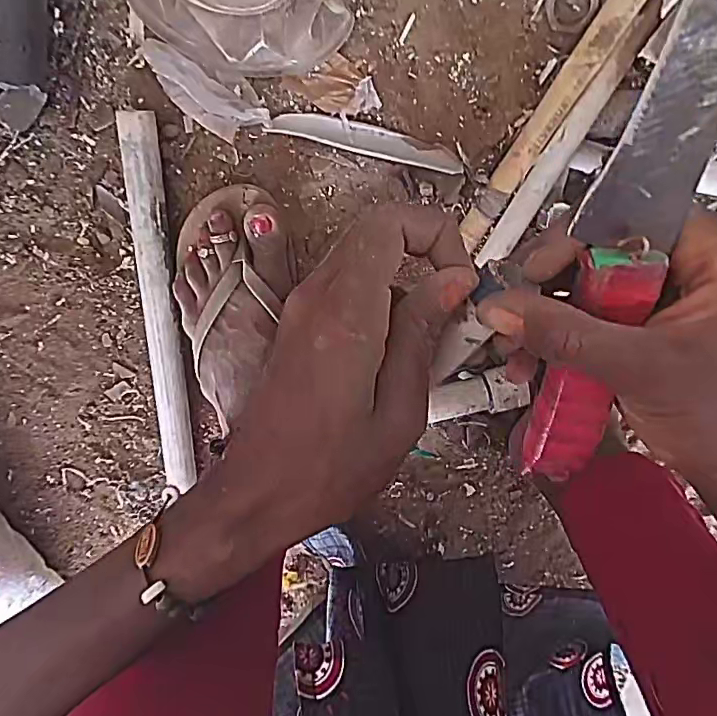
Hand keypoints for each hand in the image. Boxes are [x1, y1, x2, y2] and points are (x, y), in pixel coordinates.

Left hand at [186, 205, 476, 571]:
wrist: (257, 492)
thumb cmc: (324, 471)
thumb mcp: (399, 414)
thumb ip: (424, 337)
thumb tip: (451, 284)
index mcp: (345, 315)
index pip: (388, 223)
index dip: (435, 235)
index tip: (459, 279)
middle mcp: (316, 300)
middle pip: (377, 236)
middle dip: (427, 261)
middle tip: (453, 315)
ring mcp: (302, 310)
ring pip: (366, 264)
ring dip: (406, 291)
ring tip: (429, 353)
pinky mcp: (298, 327)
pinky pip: (348, 293)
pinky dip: (382, 310)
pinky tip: (397, 364)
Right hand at [476, 208, 716, 485]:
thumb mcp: (641, 368)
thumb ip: (568, 336)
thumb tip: (509, 307)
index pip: (629, 220)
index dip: (573, 242)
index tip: (534, 272)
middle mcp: (686, 268)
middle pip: (597, 252)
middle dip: (548, 287)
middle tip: (519, 308)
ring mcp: (658, 299)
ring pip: (583, 285)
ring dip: (544, 316)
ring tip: (521, 342)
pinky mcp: (636, 327)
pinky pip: (584, 315)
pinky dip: (555, 335)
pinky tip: (535, 357)